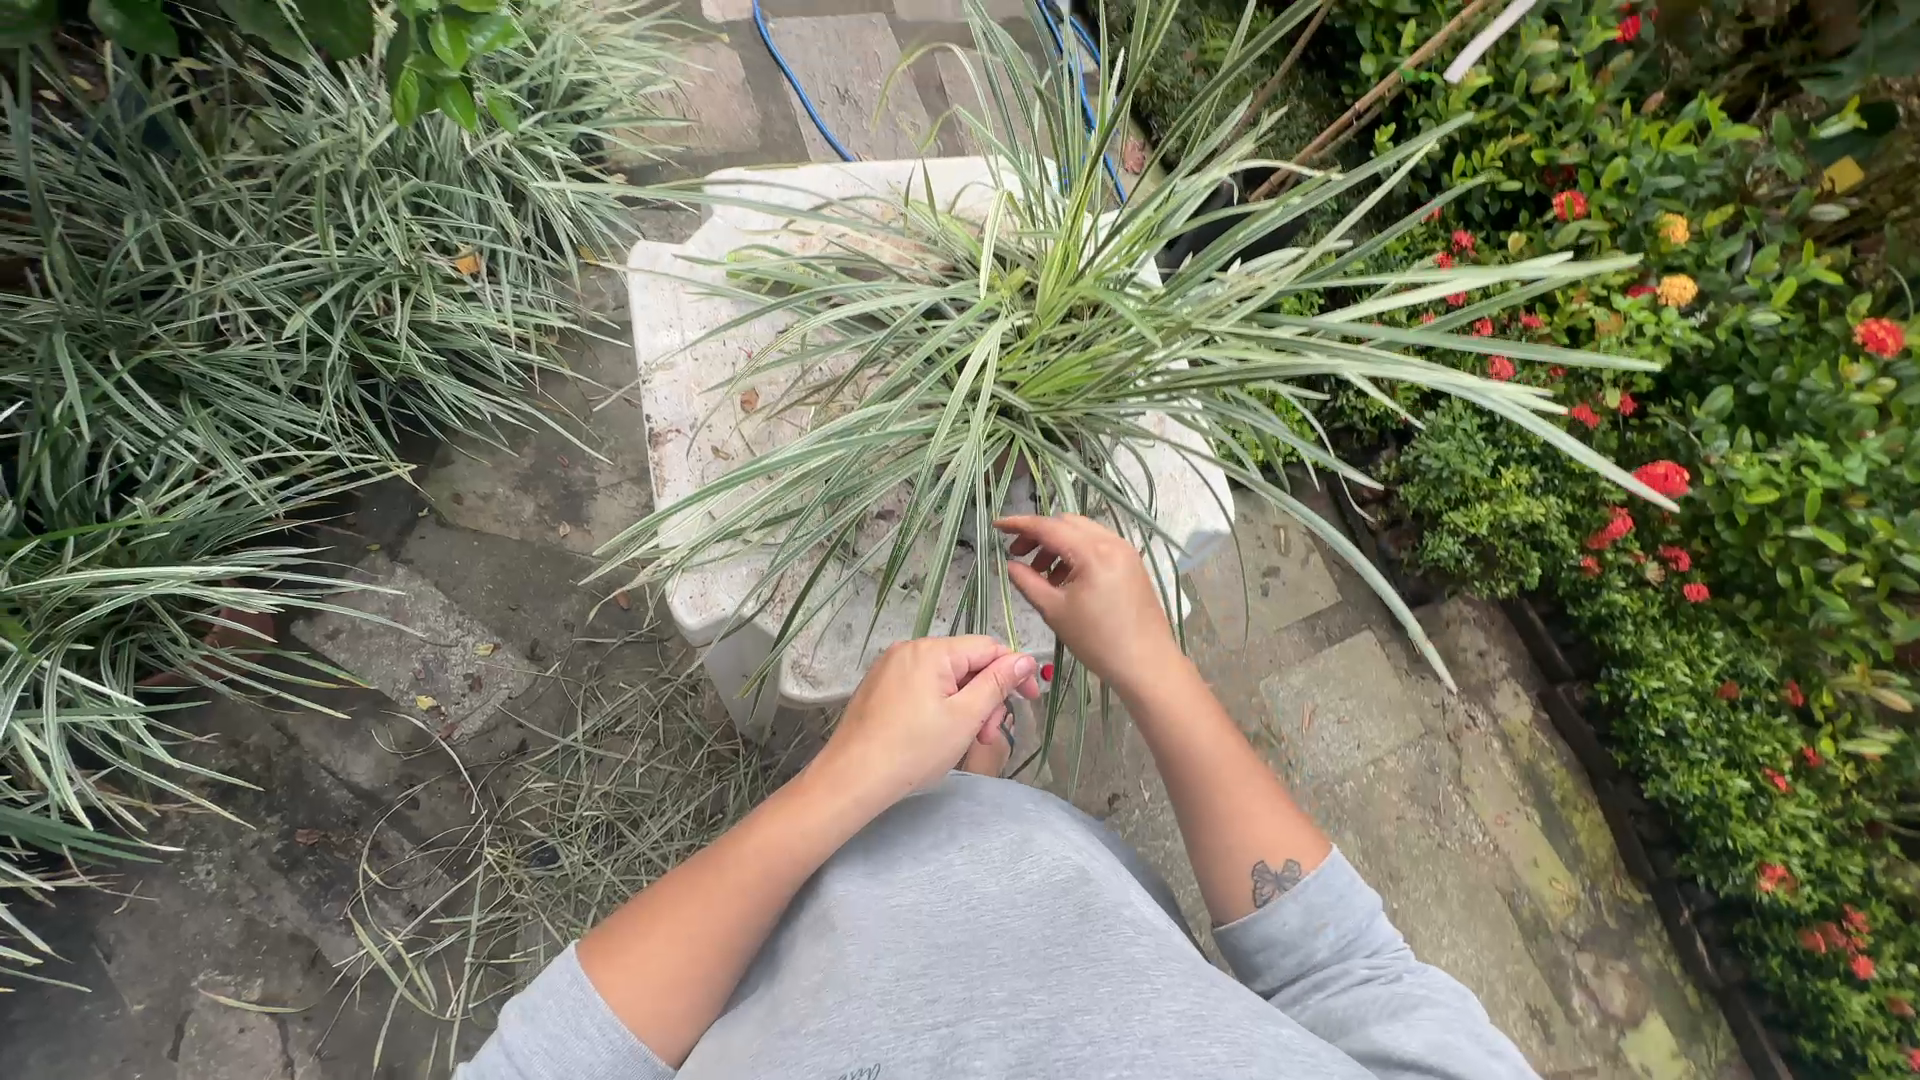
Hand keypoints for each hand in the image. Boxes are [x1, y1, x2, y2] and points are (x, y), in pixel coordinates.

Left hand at [808, 636, 1040, 809]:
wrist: (852, 779)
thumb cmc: (912, 751)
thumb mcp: (965, 717)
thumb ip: (997, 684)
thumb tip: (1024, 659)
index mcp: (931, 651)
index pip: (987, 647)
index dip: (1013, 672)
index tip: (1029, 700)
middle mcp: (909, 650)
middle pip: (966, 664)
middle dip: (986, 697)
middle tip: (989, 735)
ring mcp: (891, 668)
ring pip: (946, 678)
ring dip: (966, 706)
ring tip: (968, 741)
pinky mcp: (881, 688)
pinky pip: (923, 687)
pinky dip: (942, 707)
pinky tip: (941, 735)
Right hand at [995, 514, 1183, 700]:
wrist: (1146, 663)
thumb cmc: (1098, 641)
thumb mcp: (1054, 611)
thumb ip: (1027, 582)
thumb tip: (1010, 565)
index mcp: (1092, 552)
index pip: (1048, 527)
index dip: (1019, 524)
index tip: (997, 526)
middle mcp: (1112, 542)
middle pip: (1066, 523)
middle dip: (1038, 535)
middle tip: (1018, 555)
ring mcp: (1125, 551)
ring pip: (1082, 532)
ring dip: (1057, 544)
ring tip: (1041, 573)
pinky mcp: (1131, 563)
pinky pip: (1097, 545)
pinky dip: (1076, 553)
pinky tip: (1065, 579)